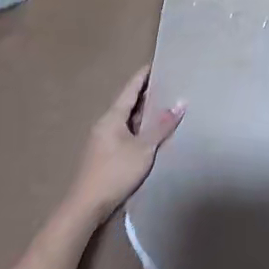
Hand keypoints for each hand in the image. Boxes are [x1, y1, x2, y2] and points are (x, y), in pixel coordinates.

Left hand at [64, 66, 185, 221]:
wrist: (87, 204)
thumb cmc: (115, 172)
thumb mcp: (143, 149)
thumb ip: (161, 126)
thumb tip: (180, 103)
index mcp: (112, 117)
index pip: (130, 89)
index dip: (142, 76)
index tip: (155, 64)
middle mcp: (105, 124)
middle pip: (128, 103)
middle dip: (146, 94)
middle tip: (168, 85)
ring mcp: (103, 139)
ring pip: (127, 120)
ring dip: (144, 113)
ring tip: (165, 107)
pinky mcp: (106, 154)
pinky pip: (125, 133)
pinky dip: (139, 128)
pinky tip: (151, 134)